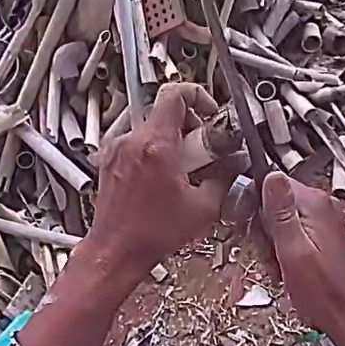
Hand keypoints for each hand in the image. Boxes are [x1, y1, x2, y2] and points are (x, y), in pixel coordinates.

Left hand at [84, 83, 228, 280]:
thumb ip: (224, 178)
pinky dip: (154, 151)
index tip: (209, 112)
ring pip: (151, 126)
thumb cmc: (148, 234)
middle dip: (190, 125)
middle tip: (201, 150)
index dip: (199, 96)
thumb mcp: (203, 208)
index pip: (176, 94)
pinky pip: (137, 142)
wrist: (115, 251)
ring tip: (182, 168)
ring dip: (172, 139)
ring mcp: (117, 150)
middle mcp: (132, 141)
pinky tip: (163, 176)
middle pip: (166, 111)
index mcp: (156, 146)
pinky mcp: (110, 161)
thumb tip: (234, 164)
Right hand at [261, 173, 344, 334]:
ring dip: (272, 246)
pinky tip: (285, 271)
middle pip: (275, 204)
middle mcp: (322, 207)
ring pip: (281, 222)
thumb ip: (280, 213)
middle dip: (264, 231)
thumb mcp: (293, 251)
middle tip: (269, 256)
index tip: (255, 231)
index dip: (257, 207)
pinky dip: (284, 252)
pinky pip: (292, 235)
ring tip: (278, 269)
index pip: (272, 184)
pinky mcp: (322, 237)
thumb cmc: (323, 293)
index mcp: (314, 204)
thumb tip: (271, 174)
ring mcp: (323, 222)